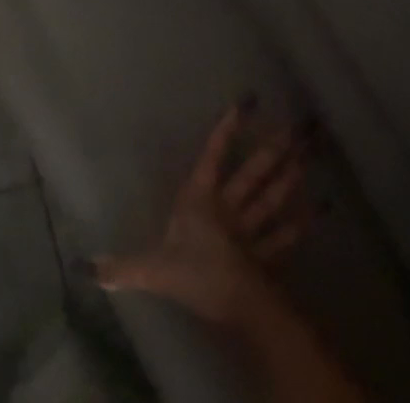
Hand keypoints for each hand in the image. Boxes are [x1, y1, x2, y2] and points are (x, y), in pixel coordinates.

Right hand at [95, 100, 316, 329]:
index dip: (227, 130)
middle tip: (298, 124)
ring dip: (292, 176)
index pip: (213, 158)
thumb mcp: (152, 270)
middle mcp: (229, 208)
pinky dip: (305, 221)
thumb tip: (86, 267)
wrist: (241, 308)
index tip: (247, 102)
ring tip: (309, 153)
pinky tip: (323, 207)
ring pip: (274, 197)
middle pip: (254, 174)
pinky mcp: (268, 256)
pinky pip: (288, 234)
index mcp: (200, 201)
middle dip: (274, 148)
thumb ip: (122, 267)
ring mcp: (252, 231)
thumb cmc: (197, 277)